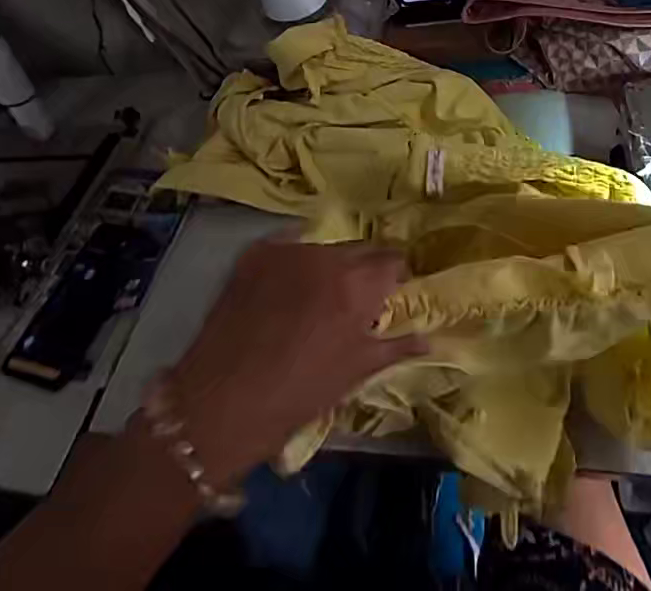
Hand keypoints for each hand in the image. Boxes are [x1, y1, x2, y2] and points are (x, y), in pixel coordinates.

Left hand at [140, 238, 425, 484]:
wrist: (220, 403)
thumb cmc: (299, 393)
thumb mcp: (356, 372)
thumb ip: (397, 346)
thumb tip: (430, 337)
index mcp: (359, 284)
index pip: (394, 261)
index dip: (396, 277)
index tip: (391, 295)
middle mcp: (328, 257)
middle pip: (362, 248)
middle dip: (367, 268)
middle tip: (358, 297)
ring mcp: (288, 251)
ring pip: (325, 249)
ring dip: (331, 266)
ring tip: (317, 297)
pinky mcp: (255, 254)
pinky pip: (289, 247)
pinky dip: (296, 262)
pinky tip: (286, 288)